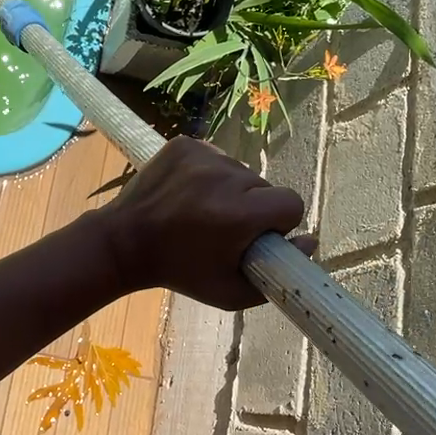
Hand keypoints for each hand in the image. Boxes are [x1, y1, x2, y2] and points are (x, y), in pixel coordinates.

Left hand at [94, 136, 314, 309]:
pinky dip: (208, 174)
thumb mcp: (230, 291)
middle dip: (252, 207)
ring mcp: (203, 155)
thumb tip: (311, 241)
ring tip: (200, 211)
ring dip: (230, 190)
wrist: (124, 242)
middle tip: (221, 227)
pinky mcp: (185, 143)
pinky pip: (216, 157)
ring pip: (240, 171)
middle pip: (264, 187)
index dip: (278, 223)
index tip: (255, 235)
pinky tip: (188, 193)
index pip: (291, 203)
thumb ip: (279, 274)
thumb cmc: (180, 272)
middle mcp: (225, 177)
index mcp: (239, 213)